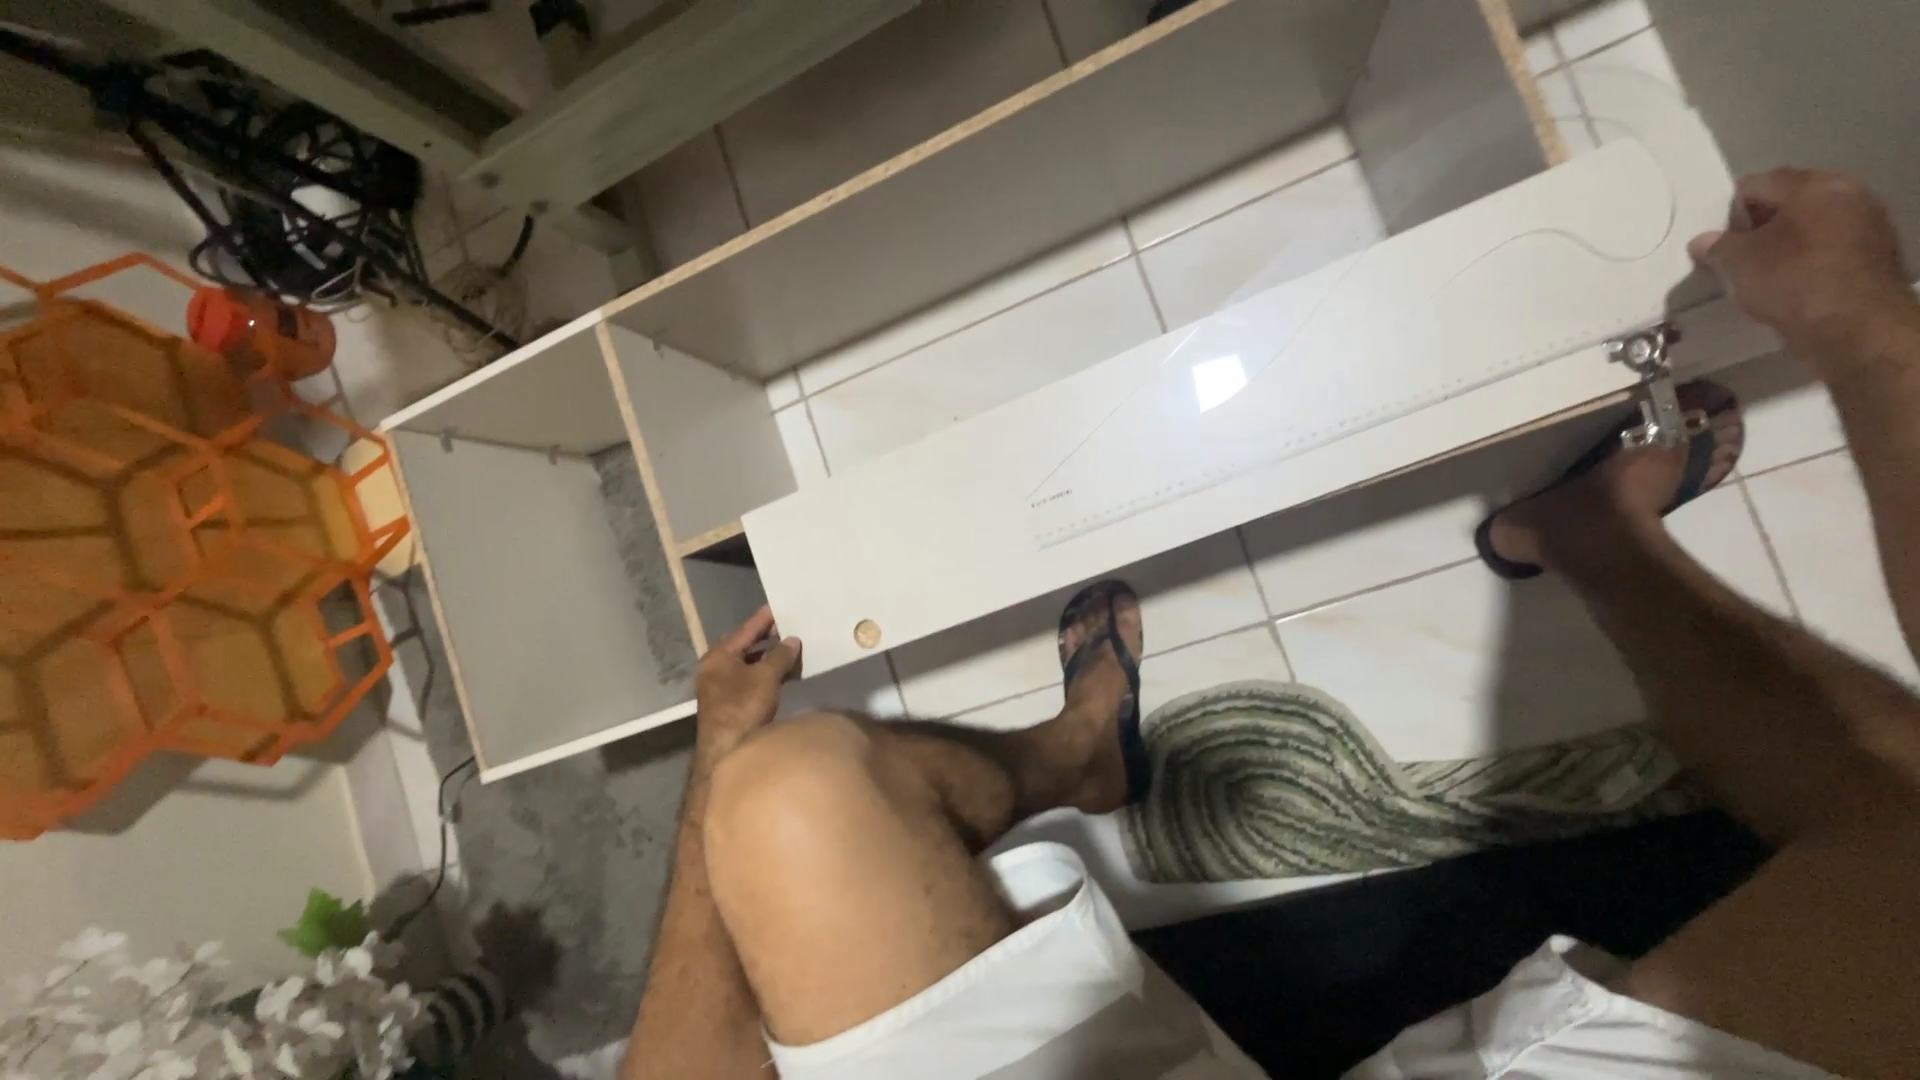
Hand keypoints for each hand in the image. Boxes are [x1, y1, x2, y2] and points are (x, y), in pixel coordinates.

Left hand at [693, 607, 800, 768]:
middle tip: (789, 628)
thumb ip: (780, 655)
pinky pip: (750, 681)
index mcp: (718, 657)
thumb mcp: (766, 676)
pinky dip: (766, 675)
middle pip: (744, 648)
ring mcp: (720, 688)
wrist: (727, 750)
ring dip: (769, 659)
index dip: (762, 620)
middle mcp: (715, 669)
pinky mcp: (730, 705)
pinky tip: (784, 675)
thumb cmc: (743, 706)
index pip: (744, 631)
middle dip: (767, 639)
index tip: (777, 607)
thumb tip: (792, 640)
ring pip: (748, 666)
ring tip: (792, 651)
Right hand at [1690, 169, 1916, 356]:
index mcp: (1814, 186)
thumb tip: (1704, 241)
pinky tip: (1781, 280)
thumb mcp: (1736, 262)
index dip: (1729, 205)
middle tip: (1729, 249)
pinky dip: (1802, 257)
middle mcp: (1848, 194)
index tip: (1710, 229)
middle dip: (1758, 222)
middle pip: (1791, 201)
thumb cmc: (1788, 278)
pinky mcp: (1872, 252)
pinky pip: (1826, 246)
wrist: (1850, 320)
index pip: (1761, 182)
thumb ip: (1717, 246)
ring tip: (1752, 268)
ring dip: (1781, 240)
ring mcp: (1867, 222)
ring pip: (1810, 224)